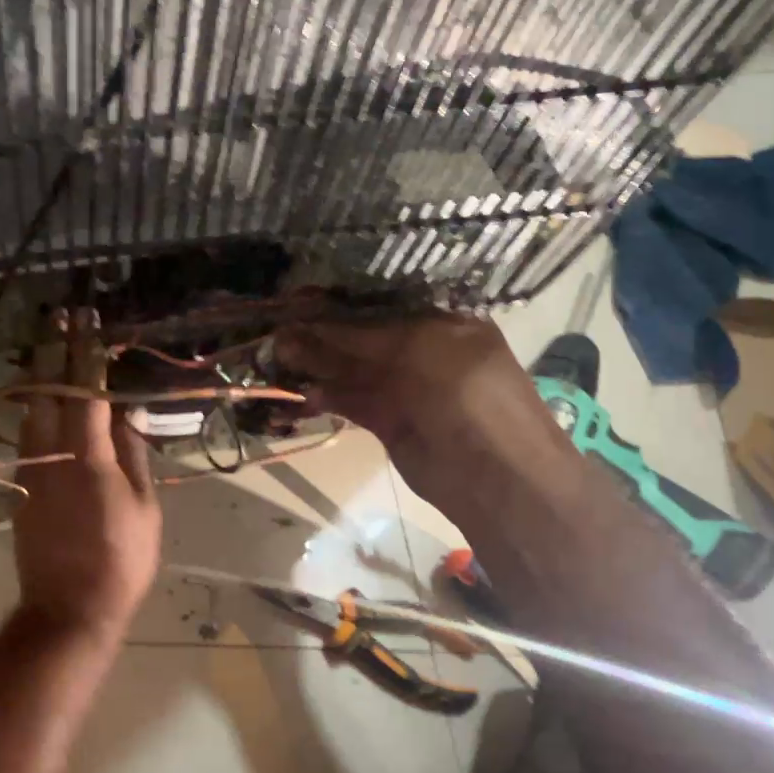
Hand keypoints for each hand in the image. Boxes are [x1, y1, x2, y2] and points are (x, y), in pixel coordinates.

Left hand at [12, 309, 161, 639]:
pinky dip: (35, 411)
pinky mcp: (20, 486)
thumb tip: (128, 412)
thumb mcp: (144, 507)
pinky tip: (43, 405)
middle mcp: (51, 451)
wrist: (69, 608)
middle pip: (48, 389)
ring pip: (31, 410)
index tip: (87, 321)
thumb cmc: (121, 559)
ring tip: (47, 350)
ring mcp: (30, 468)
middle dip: (53, 350)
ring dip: (40, 378)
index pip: (86, 390)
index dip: (87, 352)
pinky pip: (27, 435)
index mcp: (87, 454)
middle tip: (57, 318)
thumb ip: (133, 453)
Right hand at [273, 312, 554, 496]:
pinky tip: (297, 388)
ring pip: (351, 368)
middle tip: (277, 325)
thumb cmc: (468, 395)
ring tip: (275, 354)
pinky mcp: (388, 421)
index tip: (299, 294)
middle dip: (320, 331)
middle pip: (361, 335)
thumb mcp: (415, 349)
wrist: (499, 478)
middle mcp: (423, 349)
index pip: (382, 301)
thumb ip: (353, 339)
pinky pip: (350, 400)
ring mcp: (405, 387)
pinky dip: (324, 394)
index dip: (340, 299)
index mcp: (444, 321)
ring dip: (315, 362)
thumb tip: (293, 330)